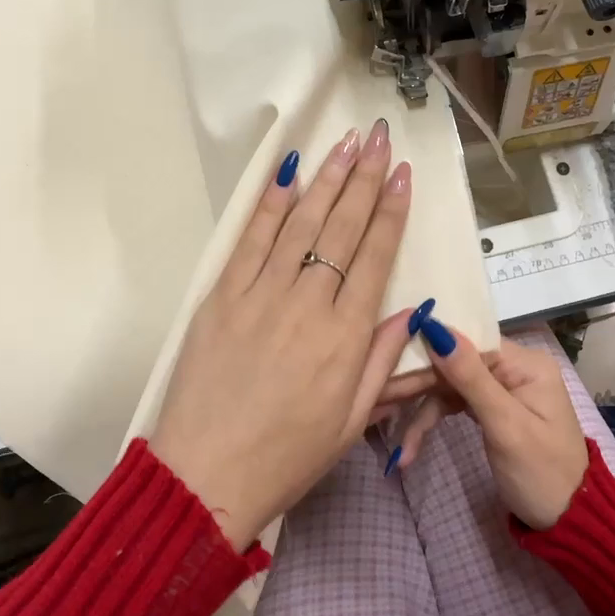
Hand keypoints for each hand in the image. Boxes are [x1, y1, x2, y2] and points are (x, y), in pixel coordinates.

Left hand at [150, 120, 418, 548]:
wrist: (205, 478)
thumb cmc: (287, 456)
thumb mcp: (352, 420)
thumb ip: (381, 360)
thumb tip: (410, 310)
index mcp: (346, 336)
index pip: (376, 255)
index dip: (391, 209)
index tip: (403, 173)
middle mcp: (309, 304)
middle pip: (343, 227)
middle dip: (365, 177)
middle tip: (379, 136)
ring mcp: (261, 295)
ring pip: (301, 223)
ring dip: (326, 178)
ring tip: (346, 143)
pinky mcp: (222, 296)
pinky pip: (250, 240)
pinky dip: (269, 203)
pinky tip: (287, 172)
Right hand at [397, 319, 589, 529]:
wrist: (570, 523)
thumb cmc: (542, 474)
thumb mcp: (506, 427)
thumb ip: (471, 378)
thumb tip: (437, 329)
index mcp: (525, 362)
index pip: (468, 343)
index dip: (430, 351)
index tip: (391, 364)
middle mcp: (514, 367)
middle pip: (456, 362)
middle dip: (419, 385)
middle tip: (381, 404)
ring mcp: (503, 388)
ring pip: (450, 385)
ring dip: (421, 410)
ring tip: (397, 443)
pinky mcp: (492, 408)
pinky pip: (455, 403)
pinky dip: (433, 421)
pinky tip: (410, 448)